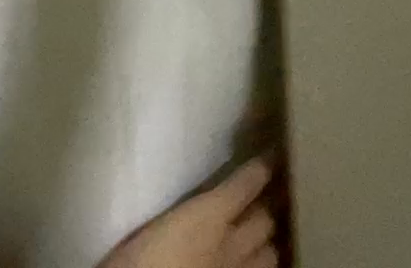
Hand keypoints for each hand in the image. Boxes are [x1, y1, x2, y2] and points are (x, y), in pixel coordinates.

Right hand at [98, 157, 276, 267]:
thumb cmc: (140, 260)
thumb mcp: (152, 227)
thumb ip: (179, 210)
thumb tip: (181, 197)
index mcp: (209, 214)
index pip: (246, 183)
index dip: (261, 167)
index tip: (268, 153)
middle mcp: (231, 241)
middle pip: (265, 218)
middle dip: (266, 206)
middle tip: (261, 197)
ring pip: (270, 253)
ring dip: (266, 241)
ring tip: (259, 235)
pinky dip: (260, 267)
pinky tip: (251, 265)